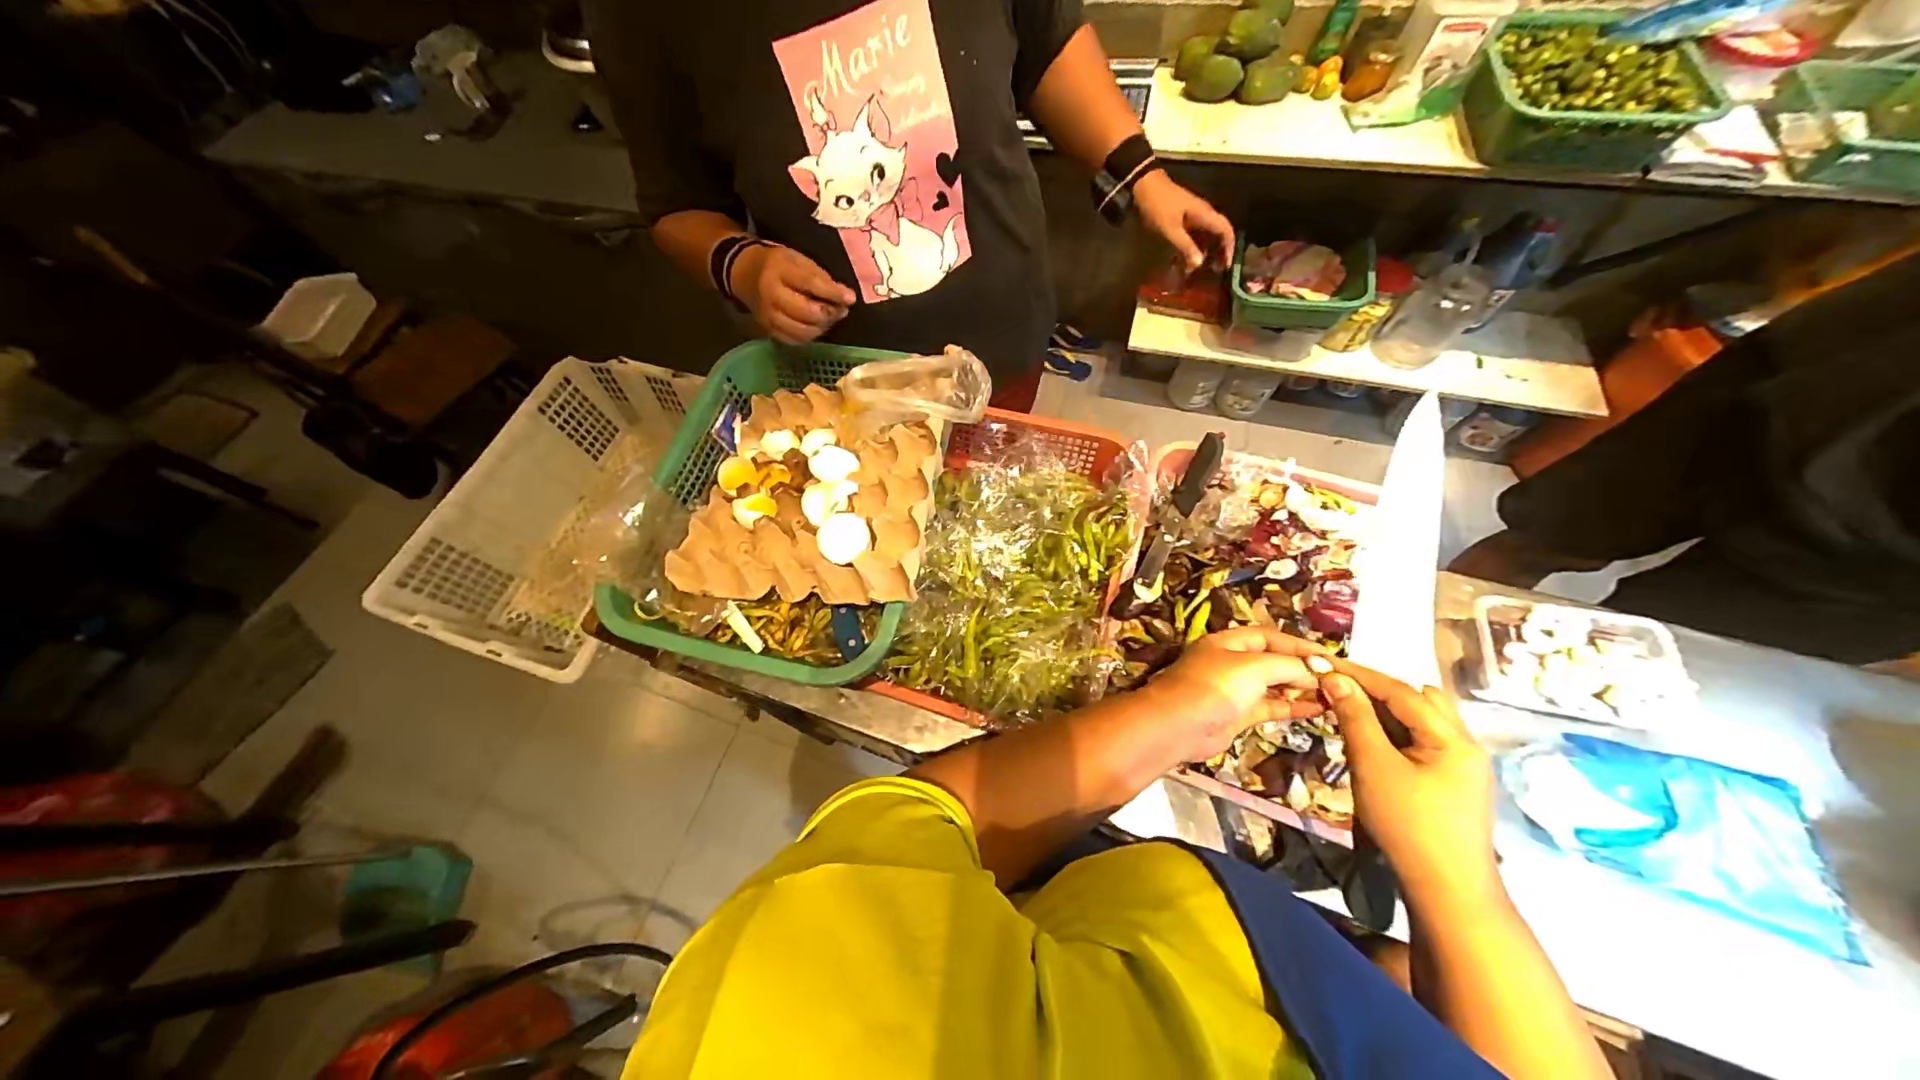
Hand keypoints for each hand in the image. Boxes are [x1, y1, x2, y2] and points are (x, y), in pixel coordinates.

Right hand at [730, 243, 856, 343]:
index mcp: (779, 270)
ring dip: (822, 327)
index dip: (833, 294)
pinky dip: (809, 335)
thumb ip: (821, 278)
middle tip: (840, 310)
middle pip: (807, 313)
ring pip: (802, 331)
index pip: (811, 285)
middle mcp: (771, 295)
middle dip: (829, 314)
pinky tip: (815, 326)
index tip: (851, 298)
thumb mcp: (798, 260)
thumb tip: (846, 298)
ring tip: (829, 318)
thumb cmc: (777, 264)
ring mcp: (768, 316)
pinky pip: (794, 340)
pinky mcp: (767, 330)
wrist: (744, 274)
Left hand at [1133, 169, 1233, 272]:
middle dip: (1217, 253)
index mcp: (1205, 215)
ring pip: (1204, 236)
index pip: (1226, 230)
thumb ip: (1185, 246)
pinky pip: (1192, 235)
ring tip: (1198, 270)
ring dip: (1203, 252)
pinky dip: (1191, 247)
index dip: (1229, 247)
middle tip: (1213, 272)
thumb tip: (1199, 263)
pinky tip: (1184, 261)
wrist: (1144, 185)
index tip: (1226, 265)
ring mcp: (1192, 216)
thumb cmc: (1159, 206)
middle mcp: (1203, 215)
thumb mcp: (1171, 229)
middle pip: (1217, 235)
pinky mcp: (1182, 218)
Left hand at [1147, 628, 1327, 760]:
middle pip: (1272, 660)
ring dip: (1300, 688)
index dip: (1298, 645)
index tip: (1329, 657)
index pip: (1269, 636)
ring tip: (1332, 694)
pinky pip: (1270, 706)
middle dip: (1302, 668)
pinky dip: (1292, 706)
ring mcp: (1234, 690)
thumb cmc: (1214, 686)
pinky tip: (1317, 709)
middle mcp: (1230, 662)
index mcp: (1228, 642)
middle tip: (1335, 679)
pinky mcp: (1238, 714)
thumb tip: (1316, 669)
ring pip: (1273, 685)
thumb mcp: (1254, 666)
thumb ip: (1287, 665)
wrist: (1179, 726)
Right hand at [1317, 661, 1499, 902]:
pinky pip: (1420, 741)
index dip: (1358, 674)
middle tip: (1334, 686)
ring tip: (1348, 709)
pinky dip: (1393, 731)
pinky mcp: (1452, 784)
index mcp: (1452, 737)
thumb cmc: (1408, 825)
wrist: (1447, 891)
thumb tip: (1335, 679)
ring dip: (1384, 710)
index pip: (1399, 690)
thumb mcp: (1374, 766)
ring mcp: (1462, 765)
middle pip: (1416, 700)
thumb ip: (1355, 718)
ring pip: (1420, 720)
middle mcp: (1464, 744)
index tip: (1320, 663)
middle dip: (1374, 688)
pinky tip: (1370, 739)